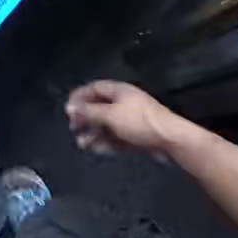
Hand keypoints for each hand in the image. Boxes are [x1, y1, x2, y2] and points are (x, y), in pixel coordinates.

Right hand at [65, 81, 193, 157]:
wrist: (169, 140)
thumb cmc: (139, 122)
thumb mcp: (110, 115)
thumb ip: (89, 111)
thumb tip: (71, 107)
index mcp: (120, 91)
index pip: (95, 88)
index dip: (80, 95)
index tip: (68, 108)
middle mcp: (124, 103)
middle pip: (99, 107)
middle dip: (84, 117)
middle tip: (73, 127)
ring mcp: (129, 120)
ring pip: (105, 125)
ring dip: (92, 133)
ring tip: (81, 143)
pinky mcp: (134, 136)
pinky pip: (114, 138)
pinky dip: (103, 143)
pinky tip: (94, 149)